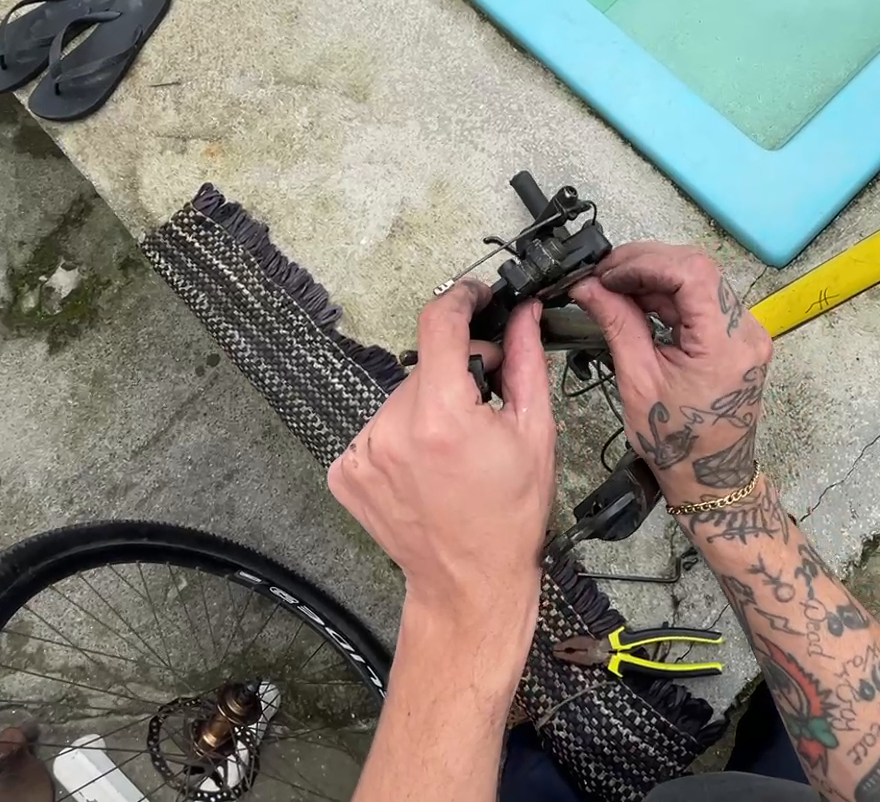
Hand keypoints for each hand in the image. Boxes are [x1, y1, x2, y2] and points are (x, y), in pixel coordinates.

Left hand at [327, 281, 555, 622]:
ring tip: (454, 446)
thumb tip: (525, 314)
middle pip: (426, 364)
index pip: (439, 322)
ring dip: (429, 403)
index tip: (477, 297)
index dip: (462, 298)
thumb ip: (526, 361)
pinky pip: (378, 427)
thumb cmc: (509, 514)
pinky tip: (426, 463)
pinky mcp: (345, 471)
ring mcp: (362, 452)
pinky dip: (403, 432)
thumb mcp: (533, 431)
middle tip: (484, 402)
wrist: (469, 581)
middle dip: (457, 370)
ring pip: (402, 395)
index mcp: (442, 417)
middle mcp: (392, 430)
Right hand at [569, 244, 772, 504]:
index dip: (646, 262)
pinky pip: (702, 299)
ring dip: (654, 276)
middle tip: (604, 274)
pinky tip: (636, 298)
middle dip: (646, 263)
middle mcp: (745, 331)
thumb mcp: (638, 381)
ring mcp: (745, 332)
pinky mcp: (736, 336)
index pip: (693, 273)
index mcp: (725, 345)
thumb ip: (617, 323)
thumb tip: (589, 286)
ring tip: (613, 286)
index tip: (609, 272)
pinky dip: (667, 294)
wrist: (710, 477)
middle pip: (697, 268)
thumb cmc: (675, 442)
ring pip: (699, 279)